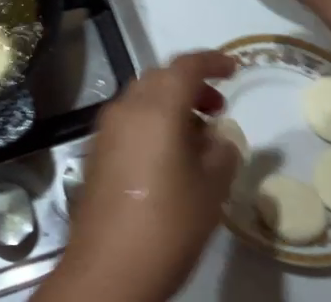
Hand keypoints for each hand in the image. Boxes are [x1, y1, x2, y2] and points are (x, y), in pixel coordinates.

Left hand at [48, 51, 240, 301]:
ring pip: (142, 98)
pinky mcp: (96, 151)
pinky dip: (152, 121)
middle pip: (160, 78)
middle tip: (217, 109)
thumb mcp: (211, 190)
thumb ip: (222, 152)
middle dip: (191, 85)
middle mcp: (126, 108)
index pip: (185, 66)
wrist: (108, 269)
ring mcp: (106, 129)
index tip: (234, 70)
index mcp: (156, 108)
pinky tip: (170, 156)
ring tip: (198, 137)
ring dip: (171, 104)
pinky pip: (129, 120)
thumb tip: (221, 138)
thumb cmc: (168, 225)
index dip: (212, 62)